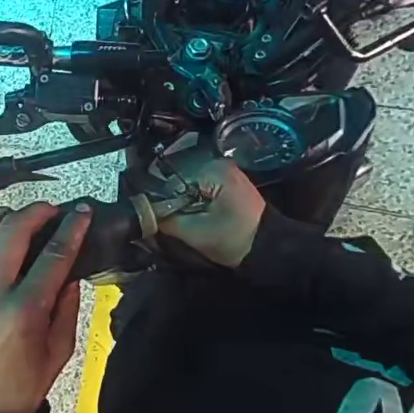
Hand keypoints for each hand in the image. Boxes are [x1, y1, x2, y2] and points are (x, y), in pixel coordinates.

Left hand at [0, 203, 91, 412]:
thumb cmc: (18, 389)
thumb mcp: (58, 352)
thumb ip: (66, 308)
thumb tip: (69, 271)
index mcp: (23, 312)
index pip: (54, 254)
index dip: (72, 227)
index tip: (82, 212)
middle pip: (13, 230)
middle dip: (37, 211)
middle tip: (50, 210)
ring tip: (13, 217)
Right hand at [157, 151, 266, 267]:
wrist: (270, 249)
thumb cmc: (234, 240)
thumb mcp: (196, 233)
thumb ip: (166, 220)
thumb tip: (142, 213)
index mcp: (214, 169)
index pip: (172, 177)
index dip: (158, 197)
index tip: (148, 213)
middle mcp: (220, 163)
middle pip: (181, 178)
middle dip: (169, 198)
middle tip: (157, 217)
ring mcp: (226, 172)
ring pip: (190, 184)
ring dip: (181, 200)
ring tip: (171, 218)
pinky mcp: (229, 183)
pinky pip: (202, 187)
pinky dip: (193, 200)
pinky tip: (188, 215)